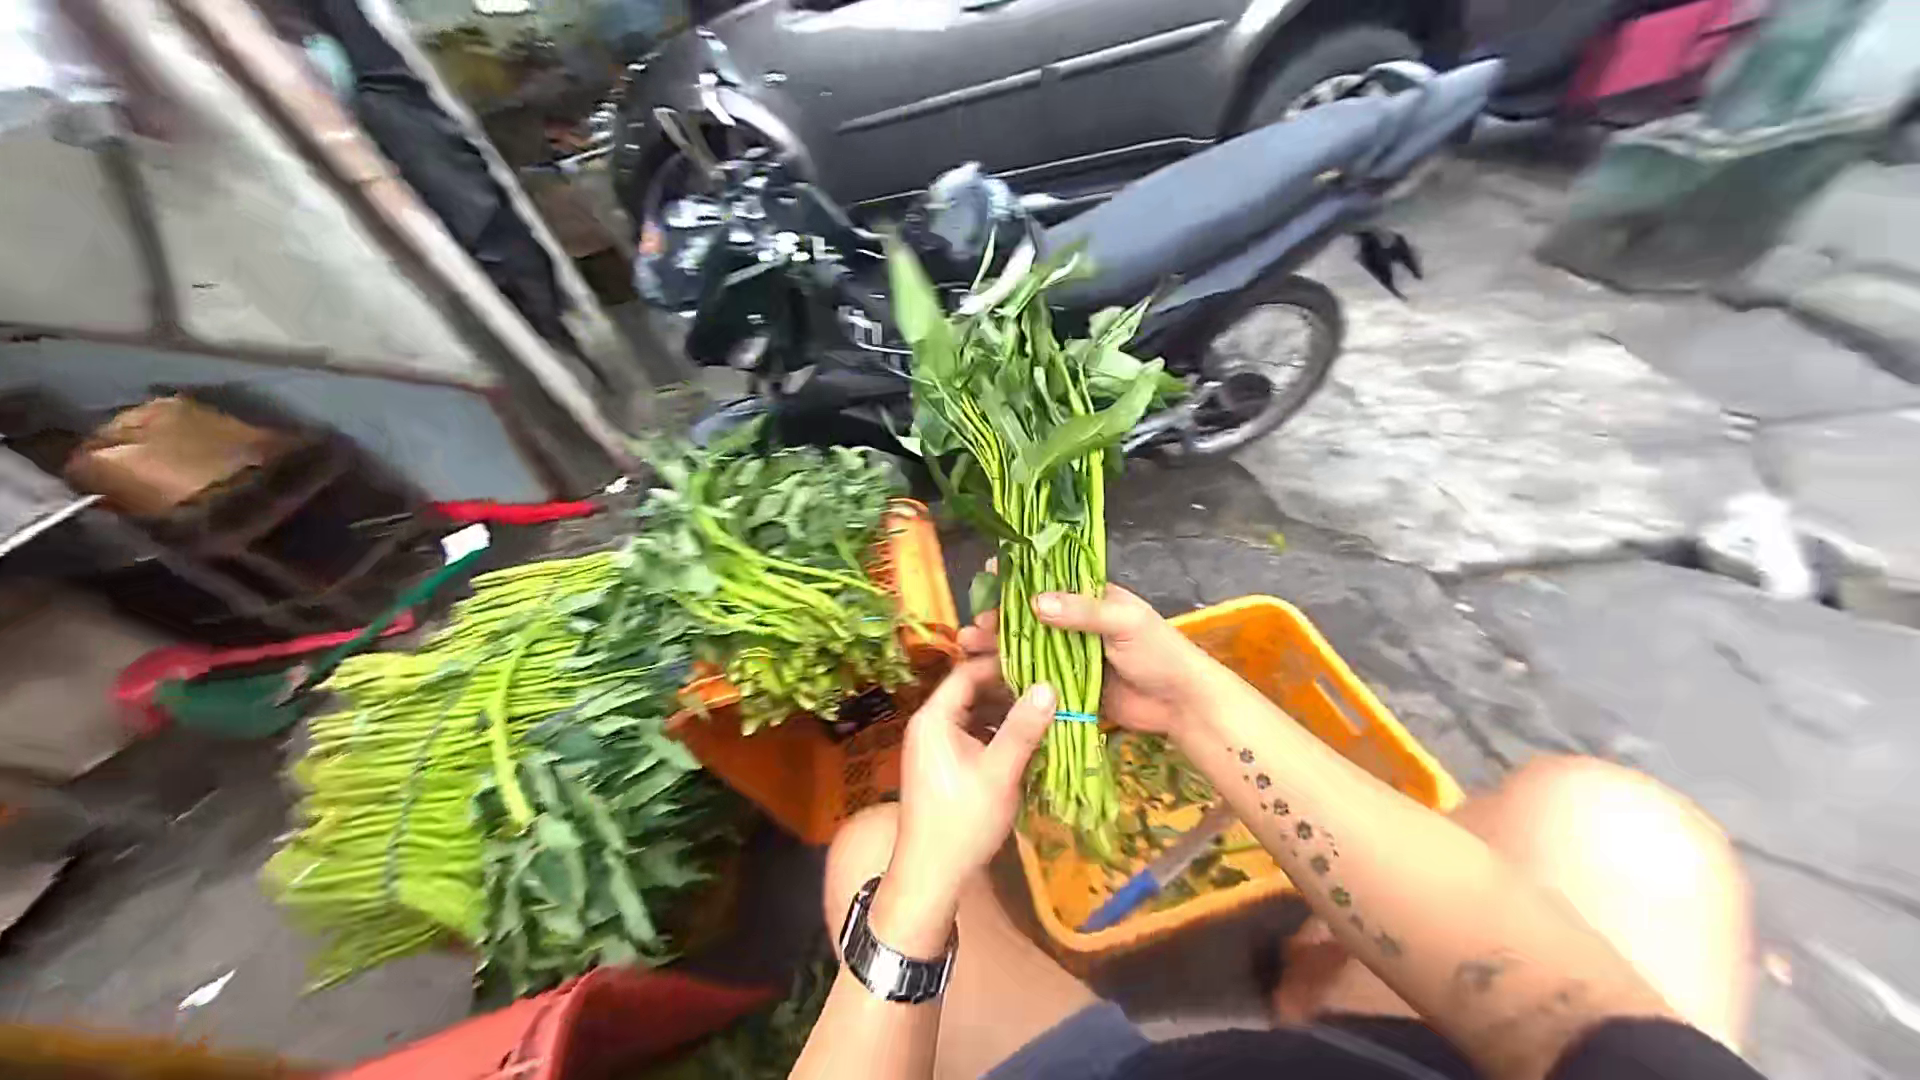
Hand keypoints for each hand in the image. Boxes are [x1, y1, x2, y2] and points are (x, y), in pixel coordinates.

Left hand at [872, 655, 1053, 955]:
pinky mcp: (945, 762)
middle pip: (972, 691)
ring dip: (1006, 712)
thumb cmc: (961, 821)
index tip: (1039, 663)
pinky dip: (998, 732)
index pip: (968, 672)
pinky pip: (974, 733)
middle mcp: (931, 724)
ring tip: (1045, 709)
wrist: (930, 876)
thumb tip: (1049, 686)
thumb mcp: (998, 773)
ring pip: (975, 713)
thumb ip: (1022, 728)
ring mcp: (936, 744)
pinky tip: (1027, 738)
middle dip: (1009, 689)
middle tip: (1049, 685)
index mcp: (934, 717)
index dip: (1002, 664)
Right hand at [957, 584, 1232, 738]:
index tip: (990, 572)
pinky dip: (1011, 672)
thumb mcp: (1125, 622)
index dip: (1019, 576)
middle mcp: (1075, 622)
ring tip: (971, 645)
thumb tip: (1035, 601)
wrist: (1180, 704)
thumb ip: (1082, 611)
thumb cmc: (1159, 652)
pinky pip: (1035, 675)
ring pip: (1027, 645)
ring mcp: (1069, 654)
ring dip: (999, 643)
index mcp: (1090, 597)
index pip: (1049, 579)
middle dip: (1000, 616)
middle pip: (1029, 615)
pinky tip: (987, 672)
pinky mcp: (1067, 684)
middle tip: (976, 623)